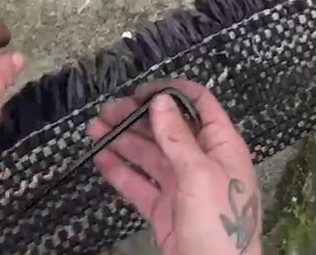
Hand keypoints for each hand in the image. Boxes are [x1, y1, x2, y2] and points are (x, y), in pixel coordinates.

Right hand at [88, 80, 262, 254]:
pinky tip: (101, 159)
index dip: (171, 93)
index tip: (141, 91)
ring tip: (94, 129)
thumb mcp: (200, 175)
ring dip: (123, 141)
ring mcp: (183, 189)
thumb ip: (178, 136)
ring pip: (150, 156)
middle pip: (168, 129)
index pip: (199, 105)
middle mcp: (202, 163)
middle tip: (107, 110)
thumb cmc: (219, 225)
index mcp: (221, 146)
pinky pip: (141, 186)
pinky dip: (121, 172)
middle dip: (138, 117)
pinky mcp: (166, 213)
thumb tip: (161, 99)